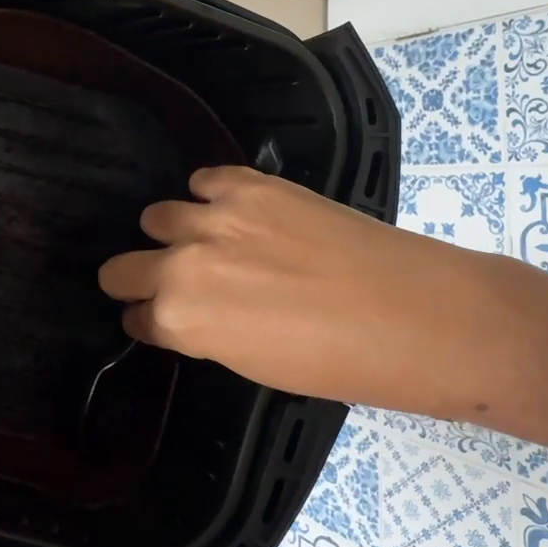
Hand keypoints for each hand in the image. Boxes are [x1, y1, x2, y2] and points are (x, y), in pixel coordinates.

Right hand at [98, 165, 534, 422]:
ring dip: (174, 235)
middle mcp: (181, 263)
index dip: (149, 321)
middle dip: (139, 280)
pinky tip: (235, 214)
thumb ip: (203, 334)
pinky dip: (210, 196)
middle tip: (177, 286)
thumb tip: (185, 315)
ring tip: (210, 244)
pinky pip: (203, 180)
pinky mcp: (251, 185)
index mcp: (180, 318)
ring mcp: (215, 217)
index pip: (136, 316)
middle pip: (122, 267)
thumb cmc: (342, 365)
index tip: (162, 321)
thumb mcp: (254, 366)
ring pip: (157, 217)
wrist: (425, 318)